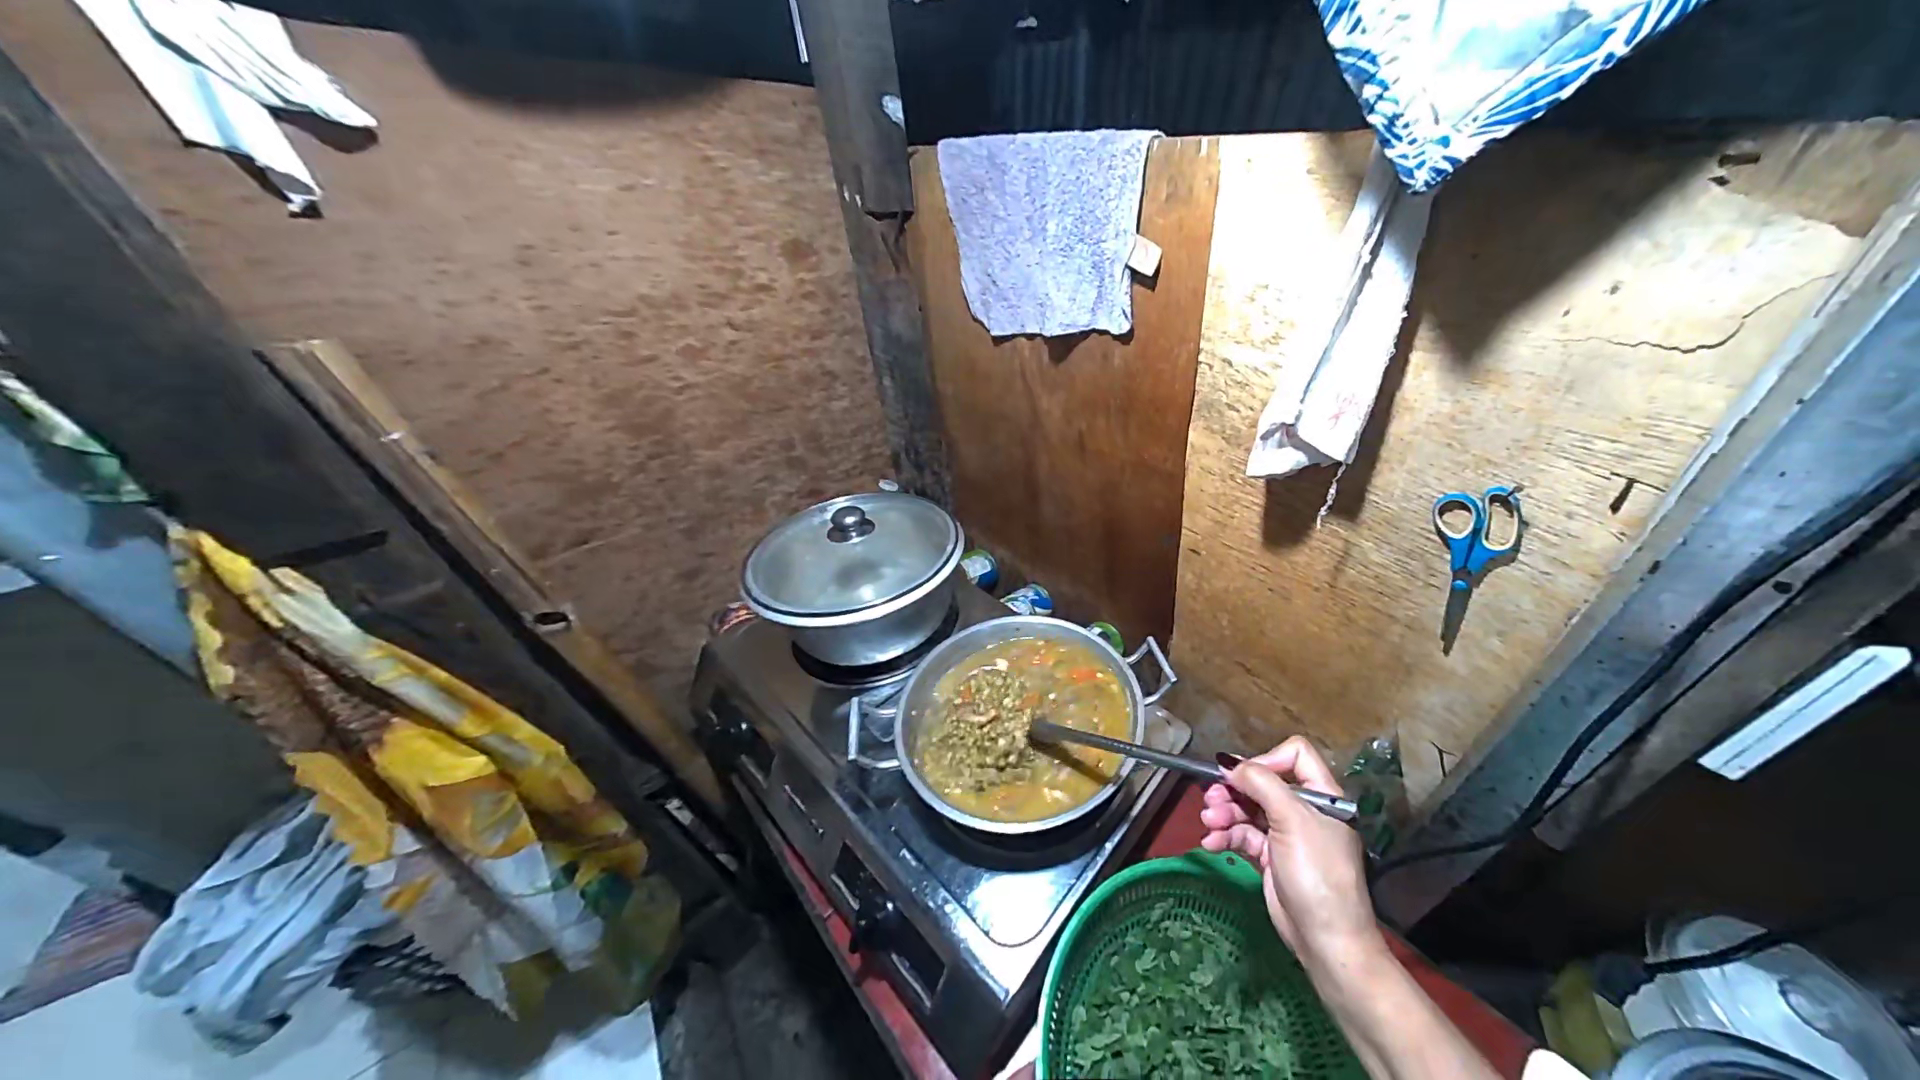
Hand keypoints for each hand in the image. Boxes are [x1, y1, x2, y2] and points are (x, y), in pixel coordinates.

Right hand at [1199, 737, 1378, 969]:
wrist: (1325, 939)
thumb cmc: (1317, 873)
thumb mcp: (1292, 820)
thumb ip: (1261, 784)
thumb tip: (1229, 762)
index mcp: (1320, 796)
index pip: (1294, 755)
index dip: (1266, 760)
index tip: (1245, 777)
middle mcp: (1302, 810)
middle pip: (1260, 783)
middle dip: (1233, 790)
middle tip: (1211, 800)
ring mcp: (1285, 834)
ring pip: (1246, 808)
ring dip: (1223, 813)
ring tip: (1209, 824)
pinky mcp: (1269, 856)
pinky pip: (1241, 834)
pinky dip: (1224, 836)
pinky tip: (1212, 843)